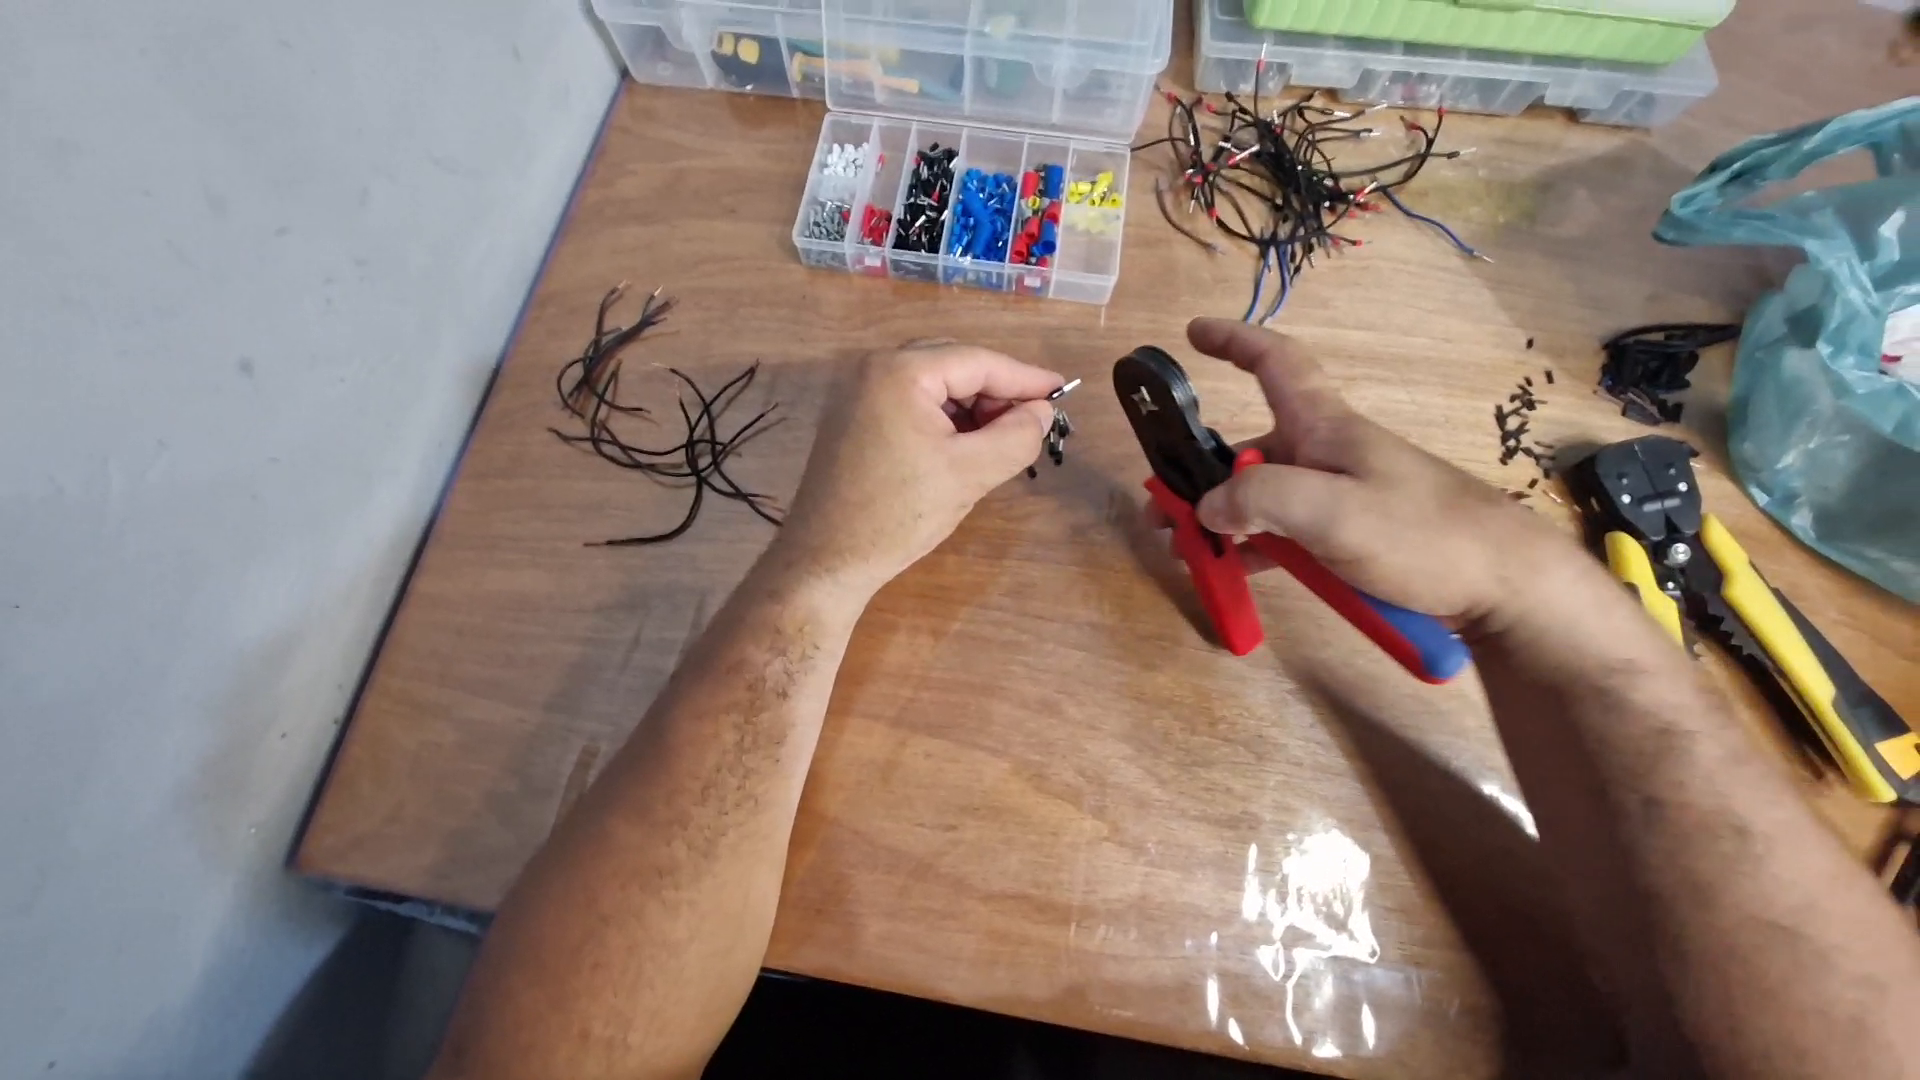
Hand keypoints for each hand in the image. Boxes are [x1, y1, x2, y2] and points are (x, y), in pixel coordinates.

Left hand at [769, 341, 1062, 598]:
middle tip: (1029, 423)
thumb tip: (1042, 412)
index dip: (1024, 377)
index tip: (1062, 390)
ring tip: (998, 442)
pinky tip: (961, 448)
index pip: (977, 361)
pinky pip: (910, 404)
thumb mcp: (970, 474)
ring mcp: (856, 393)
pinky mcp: (851, 419)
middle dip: (995, 393)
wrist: (826, 560)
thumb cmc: (899, 515)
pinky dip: (942, 420)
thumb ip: (1016, 436)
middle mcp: (872, 369)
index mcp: (899, 372)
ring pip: (932, 386)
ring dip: (970, 408)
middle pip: (953, 365)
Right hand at [1179, 318, 1580, 632]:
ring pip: (1260, 498)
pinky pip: (1282, 533)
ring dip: (1219, 520)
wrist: (1504, 586)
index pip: (1275, 363)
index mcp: (1323, 427)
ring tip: (1187, 553)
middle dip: (1199, 476)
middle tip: (1162, 515)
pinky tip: (1231, 572)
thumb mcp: (1334, 514)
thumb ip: (1260, 501)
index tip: (1193, 334)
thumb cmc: (1423, 534)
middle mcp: (1324, 453)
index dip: (1233, 341)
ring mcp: (1336, 496)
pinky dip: (1251, 548)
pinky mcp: (1346, 536)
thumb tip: (1206, 507)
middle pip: (1249, 450)